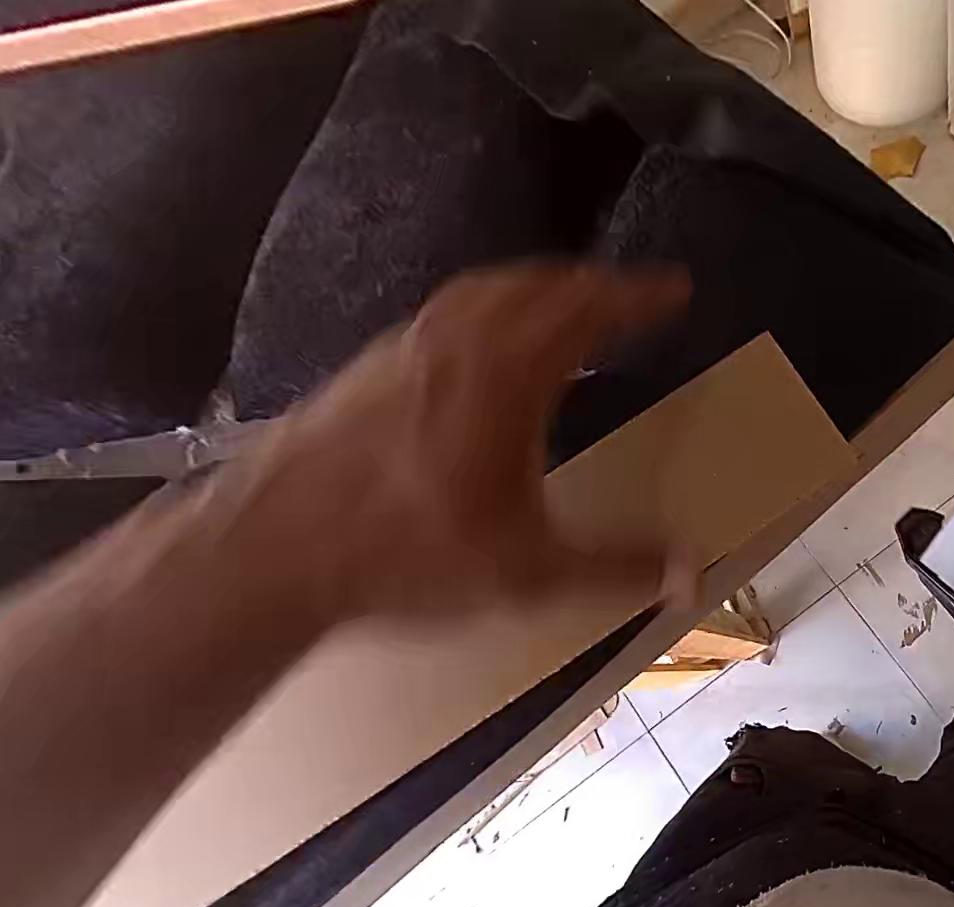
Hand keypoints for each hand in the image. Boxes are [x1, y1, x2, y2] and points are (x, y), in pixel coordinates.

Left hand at [222, 261, 694, 625]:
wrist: (259, 559)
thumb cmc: (407, 556)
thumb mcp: (533, 573)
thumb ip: (621, 568)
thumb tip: (695, 575)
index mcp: (505, 384)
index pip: (584, 315)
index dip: (637, 298)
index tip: (676, 287)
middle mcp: (455, 350)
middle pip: (537, 287)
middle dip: (596, 284)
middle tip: (635, 293)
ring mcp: (407, 352)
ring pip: (487, 291)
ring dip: (544, 287)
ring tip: (578, 300)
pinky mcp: (373, 368)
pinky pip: (451, 310)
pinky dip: (496, 304)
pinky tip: (498, 339)